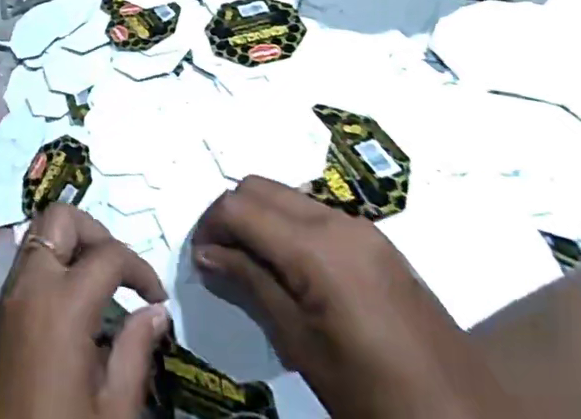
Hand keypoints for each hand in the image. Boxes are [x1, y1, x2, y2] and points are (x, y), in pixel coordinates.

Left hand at [0, 203, 171, 418]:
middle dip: (96, 232)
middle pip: (59, 218)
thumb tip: (155, 311)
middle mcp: (30, 284)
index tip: (157, 298)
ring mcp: (8, 293)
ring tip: (101, 282)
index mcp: (63, 303)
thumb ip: (136, 348)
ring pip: (38, 235)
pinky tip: (75, 300)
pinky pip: (26, 263)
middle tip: (121, 271)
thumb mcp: (114, 408)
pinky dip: (53, 262)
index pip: (108, 254)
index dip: (141, 268)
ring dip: (72, 244)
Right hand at [192, 177, 517, 418]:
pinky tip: (290, 273)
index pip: (238, 206)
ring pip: (288, 197)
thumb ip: (251, 286)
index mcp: (316, 247)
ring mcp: (363, 229)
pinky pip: (316, 215)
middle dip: (231, 215)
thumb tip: (207, 254)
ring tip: (252, 269)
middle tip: (220, 260)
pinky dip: (289, 229)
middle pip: (260, 187)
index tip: (201, 263)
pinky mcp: (379, 244)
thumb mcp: (301, 345)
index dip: (209, 227)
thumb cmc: (372, 393)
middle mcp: (338, 222)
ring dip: (260, 220)